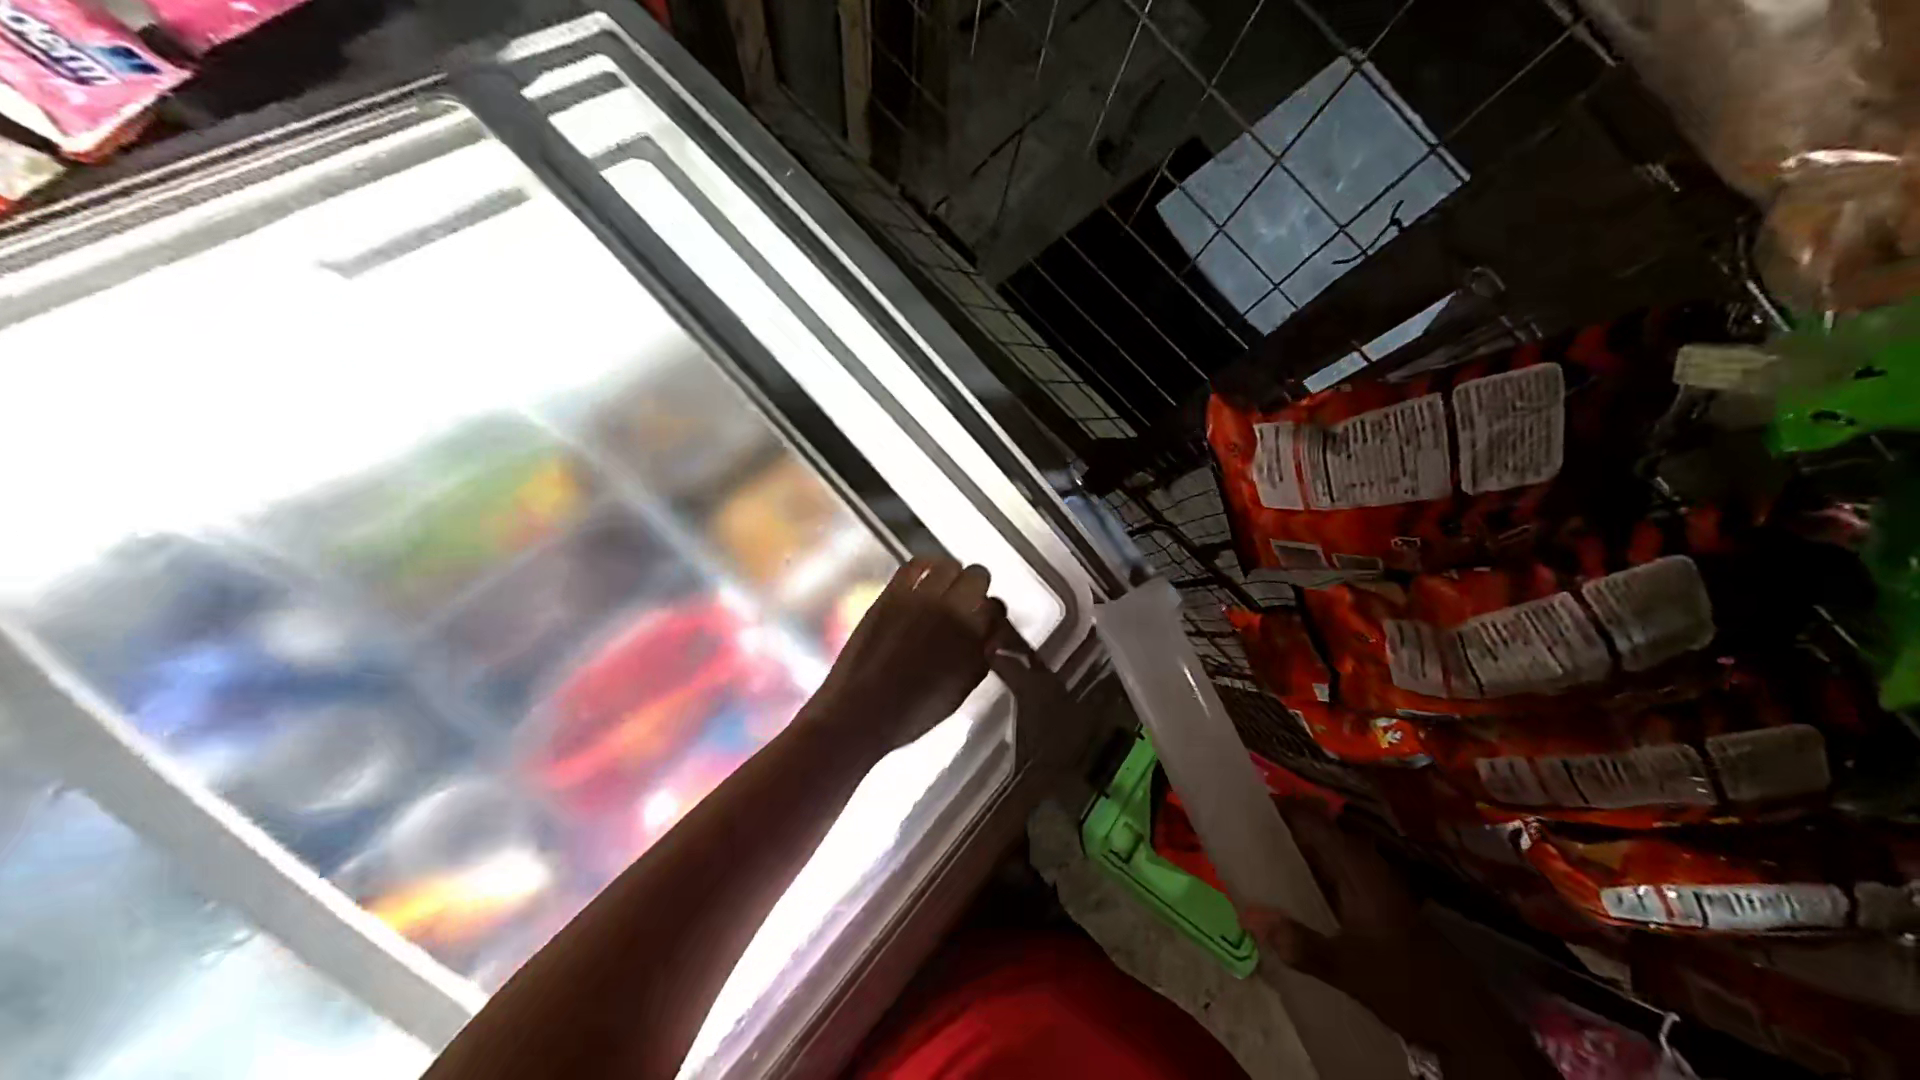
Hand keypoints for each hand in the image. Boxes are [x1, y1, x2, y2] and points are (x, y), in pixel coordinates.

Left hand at [803, 557, 1003, 757]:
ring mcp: (920, 597)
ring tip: (944, 587)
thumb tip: (989, 636)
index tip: (984, 620)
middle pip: (977, 576)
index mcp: (973, 636)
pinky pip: (915, 564)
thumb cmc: (914, 711)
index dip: (990, 614)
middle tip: (966, 600)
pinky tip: (924, 577)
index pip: (996, 607)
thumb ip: (982, 655)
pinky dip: (924, 566)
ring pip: (949, 565)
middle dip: (976, 587)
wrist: (862, 710)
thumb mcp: (962, 688)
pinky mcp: (892, 593)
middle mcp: (952, 609)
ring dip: (951, 574)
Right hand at [1240, 801, 1422, 1008]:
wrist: (1467, 1024)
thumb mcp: (1348, 969)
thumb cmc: (1408, 986)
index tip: (1241, 802)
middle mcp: (1364, 867)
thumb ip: (1298, 942)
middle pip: (1314, 833)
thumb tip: (1248, 914)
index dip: (1278, 808)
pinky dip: (1304, 874)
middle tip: (1236, 828)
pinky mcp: (1372, 905)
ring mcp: (1371, 886)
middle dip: (1277, 829)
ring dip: (1290, 852)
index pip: (1311, 821)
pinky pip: (1329, 875)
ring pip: (1322, 855)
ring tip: (1249, 853)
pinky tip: (1282, 889)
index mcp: (1358, 868)